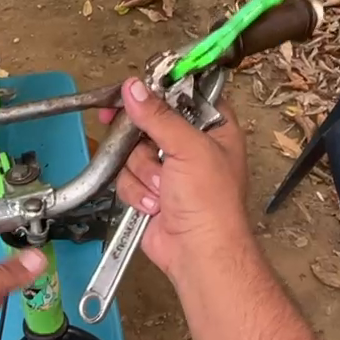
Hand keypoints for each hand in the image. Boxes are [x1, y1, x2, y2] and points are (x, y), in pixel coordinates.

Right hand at [111, 78, 254, 278]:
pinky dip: (136, 192)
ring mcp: (167, 170)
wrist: (197, 251)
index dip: (158, 91)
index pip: (183, 95)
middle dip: (141, 141)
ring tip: (161, 189)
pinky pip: (126, 178)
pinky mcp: (148, 191)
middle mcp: (189, 146)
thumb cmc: (210, 201)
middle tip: (127, 136)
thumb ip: (158, 116)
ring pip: (132, 152)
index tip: (134, 89)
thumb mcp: (188, 148)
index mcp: (212, 128)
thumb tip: (134, 88)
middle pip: (148, 123)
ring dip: (142, 172)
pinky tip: (154, 205)